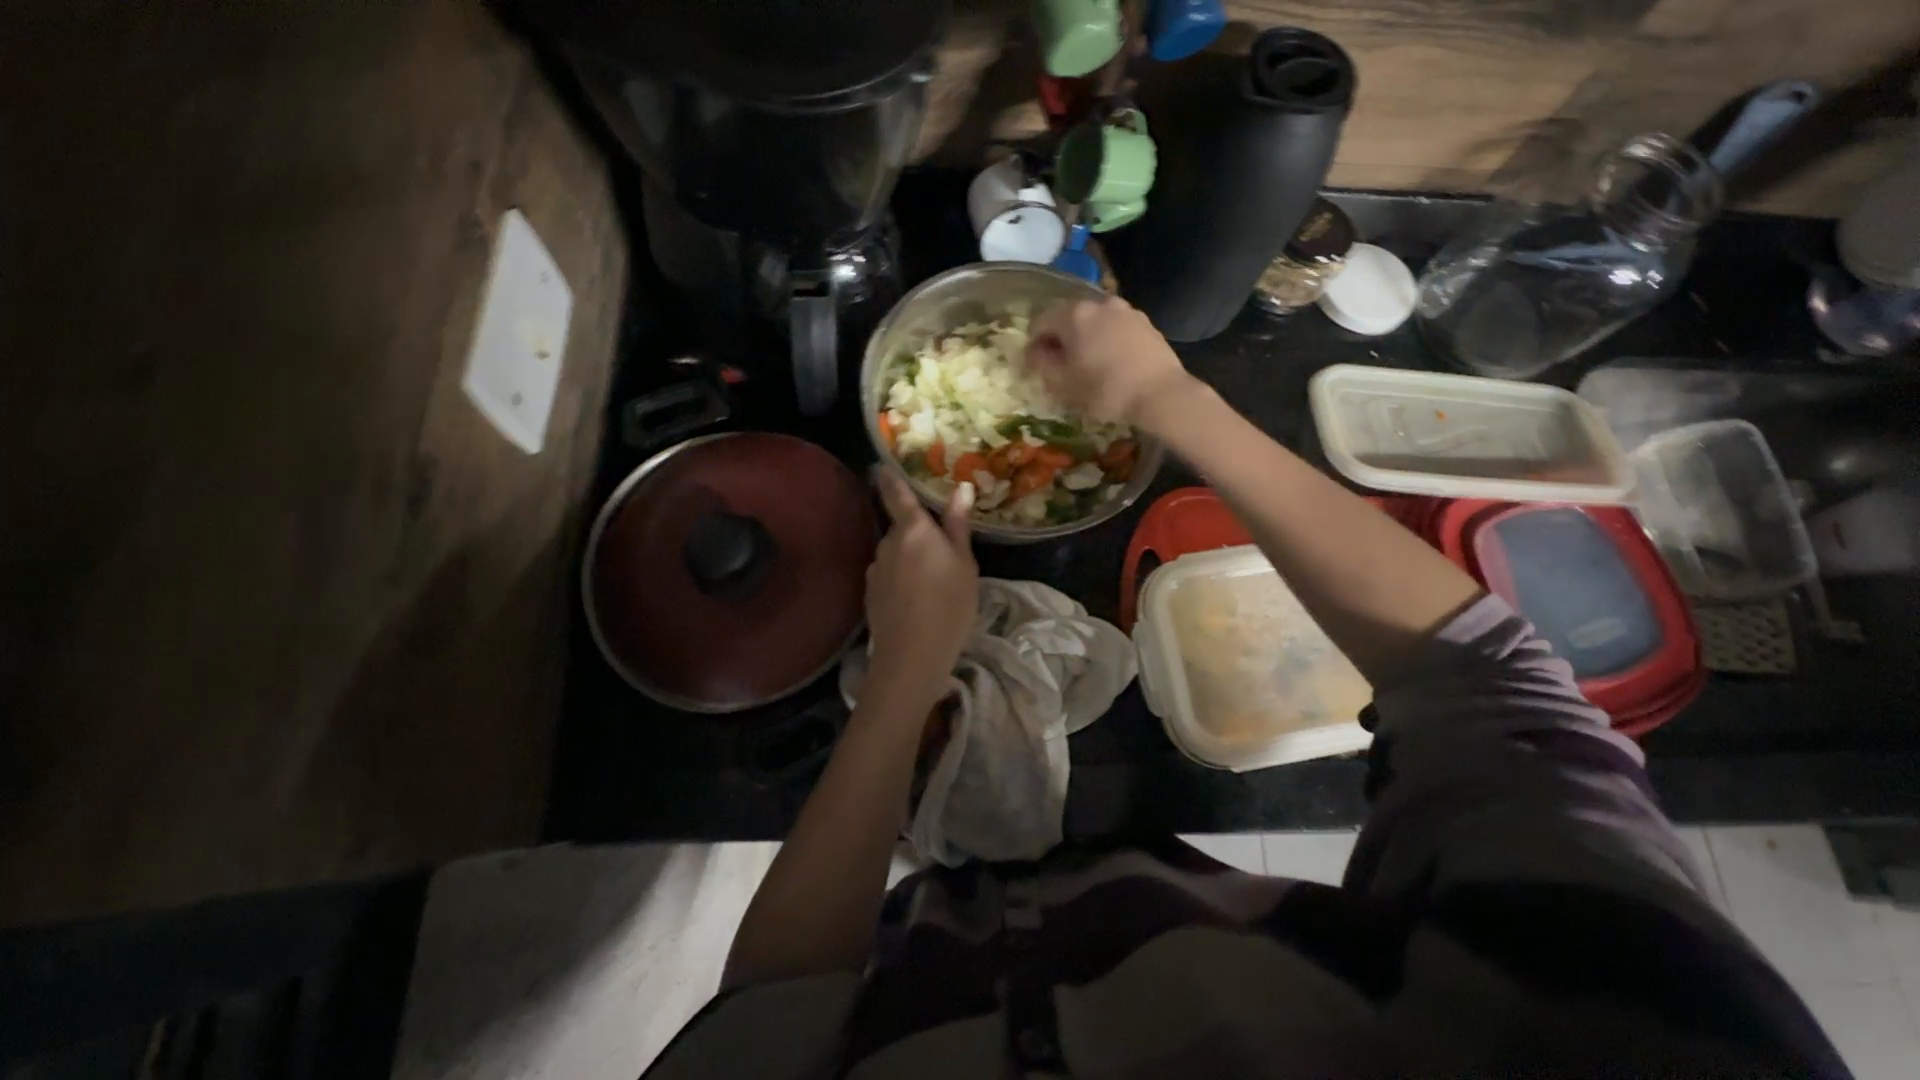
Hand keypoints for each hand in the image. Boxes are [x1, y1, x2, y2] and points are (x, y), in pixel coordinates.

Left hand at [864, 469, 978, 711]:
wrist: (912, 656)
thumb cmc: (949, 605)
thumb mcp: (965, 564)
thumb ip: (958, 525)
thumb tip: (961, 487)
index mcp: (913, 529)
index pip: (896, 493)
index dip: (888, 477)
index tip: (881, 465)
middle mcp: (888, 542)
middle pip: (900, 527)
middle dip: (915, 532)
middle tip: (940, 549)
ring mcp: (876, 568)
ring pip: (894, 553)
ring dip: (909, 558)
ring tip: (932, 581)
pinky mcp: (870, 592)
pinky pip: (889, 574)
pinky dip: (901, 578)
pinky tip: (916, 598)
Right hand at [1024, 296, 1198, 427]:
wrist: (1161, 394)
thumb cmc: (1105, 390)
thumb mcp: (1063, 383)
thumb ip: (1041, 363)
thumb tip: (1032, 351)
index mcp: (1074, 314)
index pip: (1040, 322)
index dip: (1034, 344)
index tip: (1037, 367)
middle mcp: (1099, 303)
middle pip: (1068, 317)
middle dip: (1061, 339)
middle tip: (1061, 367)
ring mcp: (1126, 311)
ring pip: (1094, 322)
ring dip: (1085, 338)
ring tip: (1088, 365)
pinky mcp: (1146, 323)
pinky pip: (1116, 328)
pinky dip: (1107, 340)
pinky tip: (1112, 363)